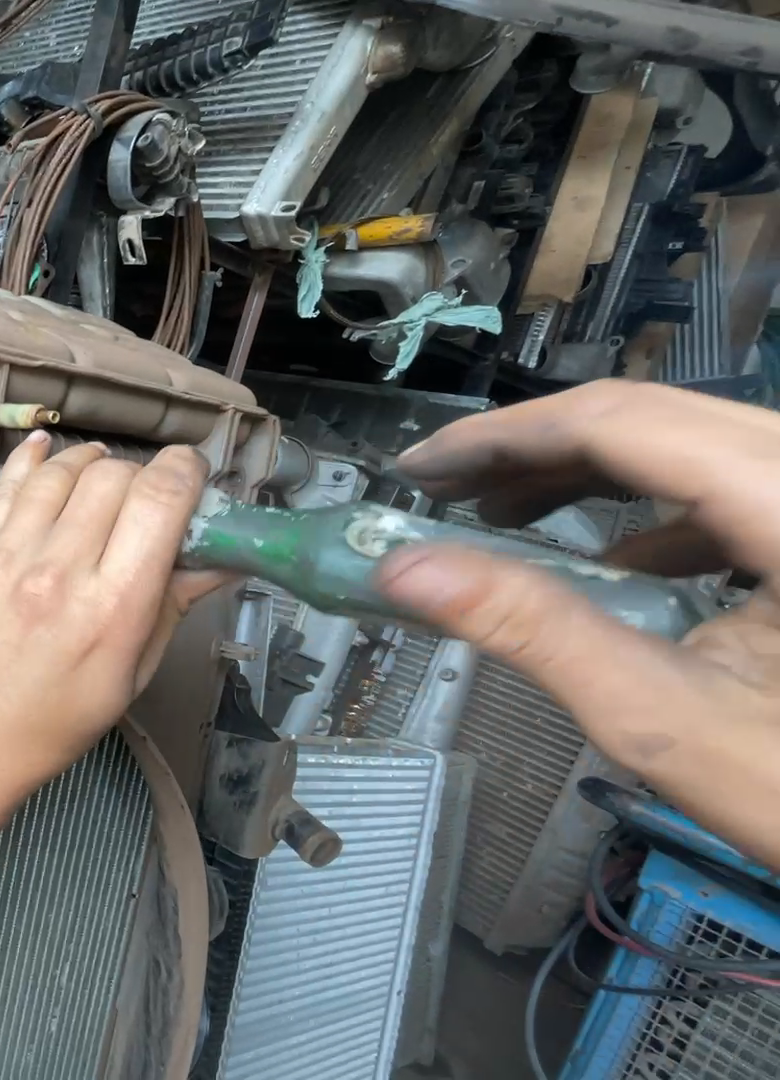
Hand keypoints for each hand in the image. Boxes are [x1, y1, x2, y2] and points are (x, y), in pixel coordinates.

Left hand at [0, 433, 227, 805]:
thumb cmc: (56, 719)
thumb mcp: (131, 674)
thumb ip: (173, 604)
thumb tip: (222, 556)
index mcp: (110, 607)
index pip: (157, 501)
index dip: (184, 473)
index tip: (190, 476)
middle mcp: (57, 571)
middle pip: (111, 476)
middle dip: (139, 474)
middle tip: (141, 497)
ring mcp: (5, 557)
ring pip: (57, 471)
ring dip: (87, 463)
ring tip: (98, 475)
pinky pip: (4, 486)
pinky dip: (31, 460)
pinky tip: (46, 450)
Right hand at [375, 380, 779, 867]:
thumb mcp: (661, 714)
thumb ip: (532, 628)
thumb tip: (405, 572)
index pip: (625, 423)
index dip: (502, 435)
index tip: (418, 469)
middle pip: (658, 418)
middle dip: (528, 447)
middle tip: (440, 487)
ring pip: (697, 442)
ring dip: (584, 471)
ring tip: (499, 513)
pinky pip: (743, 486)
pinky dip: (654, 509)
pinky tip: (615, 558)